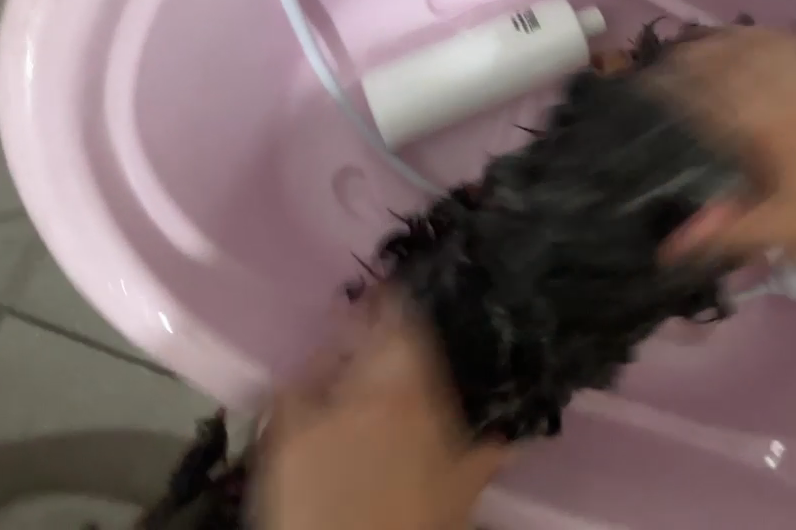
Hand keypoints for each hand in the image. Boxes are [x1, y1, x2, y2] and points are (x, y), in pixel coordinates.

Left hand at [259, 307, 507, 529]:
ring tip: (338, 344)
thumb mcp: (459, 490)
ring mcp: (322, 406)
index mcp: (414, 388)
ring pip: (328, 355)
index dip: (400, 301)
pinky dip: (299, 382)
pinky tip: (302, 382)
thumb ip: (481, 457)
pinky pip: (289, 390)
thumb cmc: (416, 518)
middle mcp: (368, 383)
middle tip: (369, 310)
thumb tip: (510, 441)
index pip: (406, 323)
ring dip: (335, 347)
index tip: (397, 288)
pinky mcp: (284, 433)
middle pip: (365, 331)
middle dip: (367, 318)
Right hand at [653, 27, 795, 265]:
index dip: (674, 85)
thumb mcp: (781, 230)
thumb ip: (722, 231)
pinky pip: (793, 46)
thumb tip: (665, 247)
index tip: (647, 84)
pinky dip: (763, 37)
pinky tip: (751, 39)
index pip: (710, 93)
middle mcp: (789, 93)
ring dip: (724, 41)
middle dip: (692, 55)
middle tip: (664, 65)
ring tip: (696, 45)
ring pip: (759, 45)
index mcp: (771, 126)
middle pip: (731, 58)